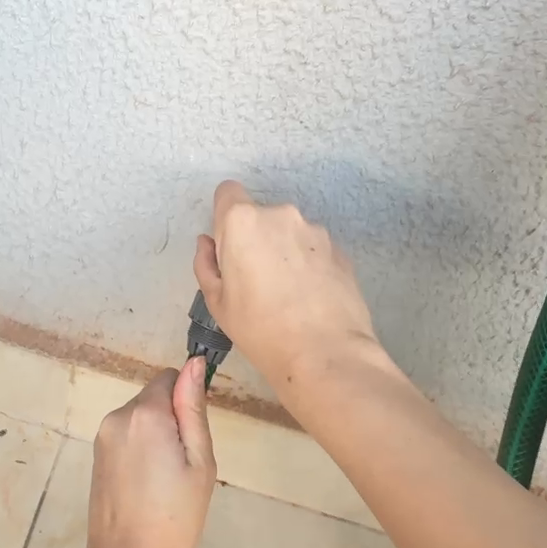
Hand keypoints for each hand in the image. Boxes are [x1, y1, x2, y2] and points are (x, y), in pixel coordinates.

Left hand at [51, 359, 215, 547]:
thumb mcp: (199, 462)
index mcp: (146, 413)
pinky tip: (147, 485)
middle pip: (154, 397)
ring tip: (165, 480)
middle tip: (183, 466)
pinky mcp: (96, 455)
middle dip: (171, 420)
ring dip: (156, 435)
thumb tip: (194, 362)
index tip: (193, 437)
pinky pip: (126, 435)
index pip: (170, 377)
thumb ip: (193, 408)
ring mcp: (103, 435)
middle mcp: (118, 415)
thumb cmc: (175, 518)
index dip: (187, 401)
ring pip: (140, 417)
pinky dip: (140, 450)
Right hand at [193, 180, 383, 396]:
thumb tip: (208, 243)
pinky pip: (314, 250)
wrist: (326, 355)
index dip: (225, 217)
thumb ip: (206, 264)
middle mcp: (280, 214)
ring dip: (285, 252)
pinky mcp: (340, 249)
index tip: (229, 247)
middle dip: (256, 239)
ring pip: (289, 233)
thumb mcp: (217, 302)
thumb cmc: (260, 329)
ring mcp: (315, 230)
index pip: (227, 192)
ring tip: (289, 294)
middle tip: (257, 282)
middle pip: (260, 216)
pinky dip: (309, 265)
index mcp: (242, 221)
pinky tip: (311, 299)